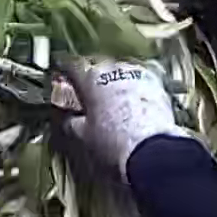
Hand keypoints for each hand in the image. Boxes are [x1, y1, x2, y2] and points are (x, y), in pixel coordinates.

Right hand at [63, 58, 190, 173]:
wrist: (153, 151)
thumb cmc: (114, 144)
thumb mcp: (85, 137)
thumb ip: (72, 122)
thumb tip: (67, 118)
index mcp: (91, 79)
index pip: (73, 65)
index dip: (66, 69)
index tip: (62, 73)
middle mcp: (111, 68)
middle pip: (97, 66)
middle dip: (92, 78)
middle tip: (89, 94)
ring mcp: (134, 72)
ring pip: (118, 70)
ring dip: (113, 81)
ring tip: (114, 101)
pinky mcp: (154, 80)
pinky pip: (138, 78)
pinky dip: (133, 87)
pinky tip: (134, 102)